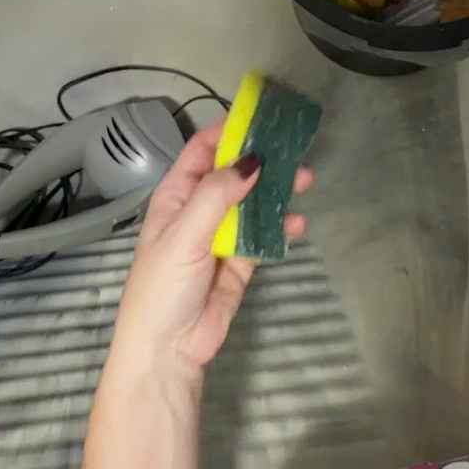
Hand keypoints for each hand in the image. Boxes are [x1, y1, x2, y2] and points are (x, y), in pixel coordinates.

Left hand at [109, 121, 311, 383]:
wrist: (168, 352)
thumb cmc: (163, 286)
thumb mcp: (184, 235)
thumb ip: (218, 195)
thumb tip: (253, 161)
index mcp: (177, 195)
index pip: (203, 150)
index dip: (228, 130)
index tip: (260, 116)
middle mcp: (201, 208)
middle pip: (236, 172)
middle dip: (264, 158)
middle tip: (294, 149)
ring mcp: (223, 234)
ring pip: (255, 200)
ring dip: (279, 189)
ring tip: (306, 179)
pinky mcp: (242, 260)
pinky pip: (266, 233)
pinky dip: (283, 225)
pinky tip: (298, 222)